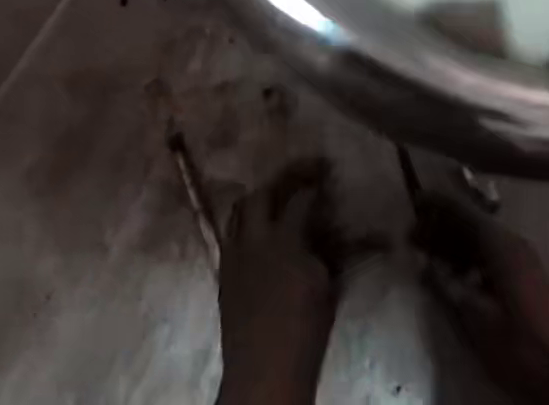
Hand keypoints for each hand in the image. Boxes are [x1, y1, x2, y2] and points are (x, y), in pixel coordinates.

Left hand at [217, 160, 340, 404]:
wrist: (264, 372)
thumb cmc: (305, 329)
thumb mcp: (325, 283)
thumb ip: (321, 247)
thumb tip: (321, 227)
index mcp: (283, 241)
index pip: (299, 199)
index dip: (313, 184)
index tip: (325, 175)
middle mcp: (253, 241)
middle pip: (260, 195)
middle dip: (280, 181)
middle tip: (299, 178)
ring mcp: (233, 256)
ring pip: (238, 212)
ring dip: (258, 200)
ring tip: (276, 199)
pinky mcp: (223, 274)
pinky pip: (231, 235)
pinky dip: (246, 225)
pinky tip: (261, 233)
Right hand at [412, 195, 548, 401]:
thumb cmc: (522, 345)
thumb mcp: (478, 320)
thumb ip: (449, 288)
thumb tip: (424, 264)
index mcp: (501, 244)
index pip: (464, 211)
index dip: (438, 205)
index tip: (415, 200)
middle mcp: (512, 242)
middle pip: (472, 223)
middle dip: (441, 225)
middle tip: (412, 233)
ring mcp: (521, 258)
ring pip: (480, 240)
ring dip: (453, 243)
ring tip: (425, 252)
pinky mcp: (524, 276)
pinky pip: (490, 255)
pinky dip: (468, 258)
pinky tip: (452, 275)